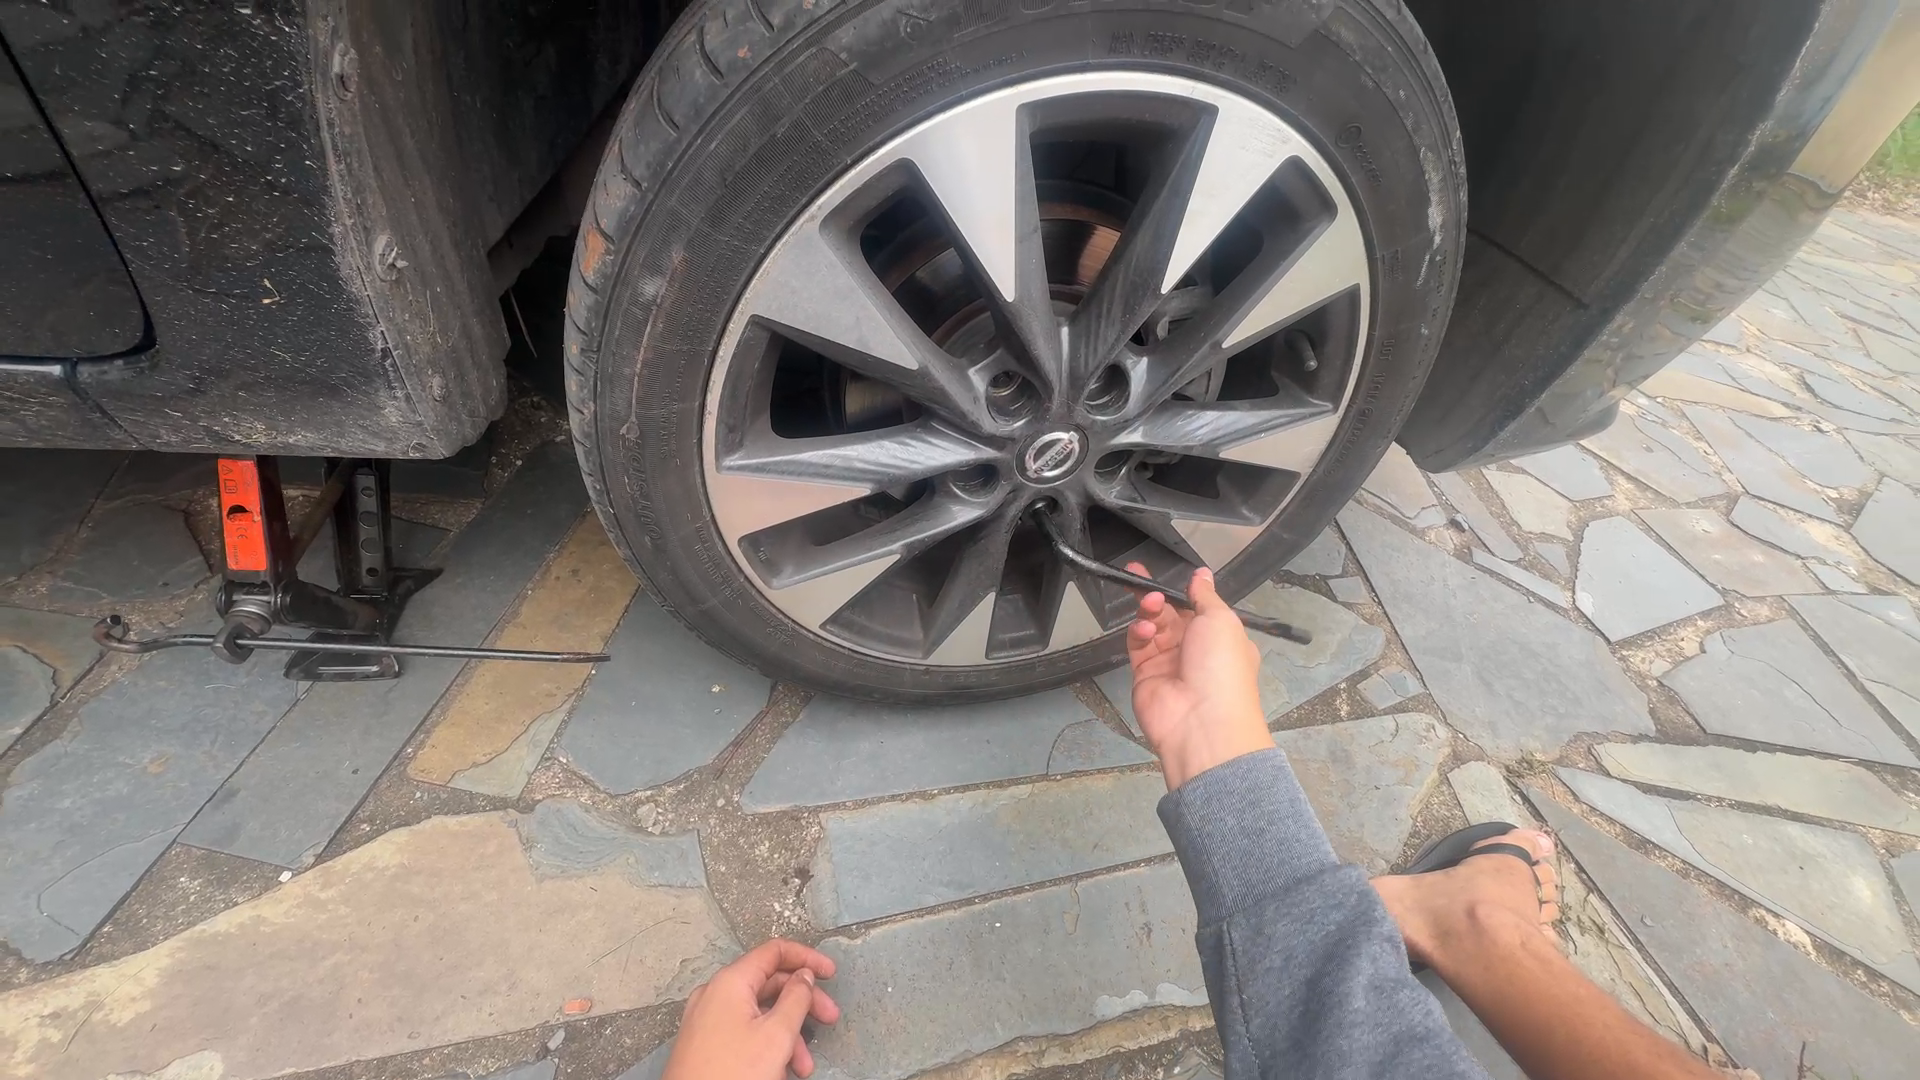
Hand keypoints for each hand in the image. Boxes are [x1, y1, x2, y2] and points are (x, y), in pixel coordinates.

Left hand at [662, 939, 840, 1079]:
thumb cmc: (735, 1074)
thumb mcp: (777, 1035)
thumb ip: (797, 997)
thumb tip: (803, 975)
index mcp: (731, 981)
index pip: (775, 951)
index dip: (807, 958)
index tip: (832, 974)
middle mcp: (715, 993)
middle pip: (769, 983)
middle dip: (803, 1002)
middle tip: (830, 1020)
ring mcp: (706, 1019)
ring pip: (758, 1012)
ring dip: (787, 1032)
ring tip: (805, 1066)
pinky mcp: (702, 1044)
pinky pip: (742, 1031)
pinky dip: (766, 1043)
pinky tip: (781, 1070)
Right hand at [1125, 564, 1272, 790]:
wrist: (1201, 722)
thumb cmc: (1221, 665)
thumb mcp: (1221, 621)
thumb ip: (1205, 595)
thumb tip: (1201, 573)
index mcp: (1221, 637)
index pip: (1197, 607)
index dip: (1182, 590)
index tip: (1166, 575)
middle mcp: (1195, 649)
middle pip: (1170, 614)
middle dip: (1156, 595)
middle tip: (1136, 574)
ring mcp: (1168, 661)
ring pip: (1152, 625)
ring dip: (1148, 611)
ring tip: (1149, 606)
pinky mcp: (1144, 672)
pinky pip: (1138, 644)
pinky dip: (1138, 632)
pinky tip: (1143, 630)